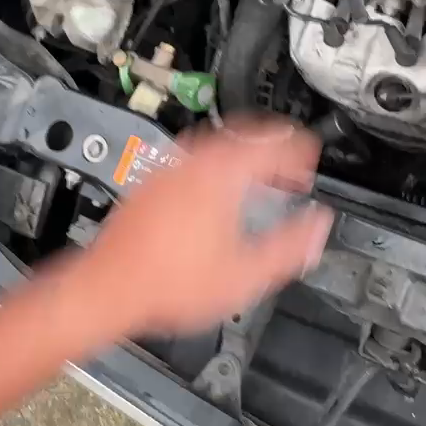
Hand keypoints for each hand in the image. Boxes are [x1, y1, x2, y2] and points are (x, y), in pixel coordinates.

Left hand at [65, 118, 335, 337]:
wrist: (108, 289)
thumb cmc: (166, 283)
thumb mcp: (244, 274)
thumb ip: (289, 248)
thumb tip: (317, 228)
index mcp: (221, 174)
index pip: (272, 143)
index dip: (300, 149)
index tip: (311, 157)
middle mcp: (192, 161)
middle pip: (243, 135)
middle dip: (273, 147)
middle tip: (291, 162)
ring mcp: (168, 169)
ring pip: (215, 144)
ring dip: (244, 155)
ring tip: (260, 175)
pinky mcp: (150, 183)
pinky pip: (192, 159)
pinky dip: (216, 166)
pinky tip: (218, 191)